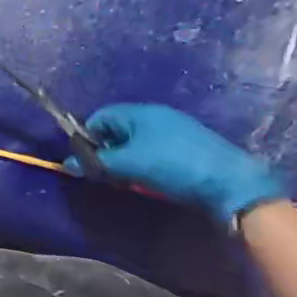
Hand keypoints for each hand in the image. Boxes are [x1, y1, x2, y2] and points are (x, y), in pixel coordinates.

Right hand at [63, 104, 281, 225]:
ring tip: (128, 180)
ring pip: (135, 143)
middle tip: (106, 174)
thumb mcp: (128, 164)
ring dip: (125, 161)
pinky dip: (145, 165)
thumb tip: (67, 164)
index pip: (100, 117)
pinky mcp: (187, 148)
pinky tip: (150, 182)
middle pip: (117, 130)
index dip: (87, 137)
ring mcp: (175, 131)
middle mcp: (157, 116)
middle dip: (107, 151)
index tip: (85, 161)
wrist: (230, 184)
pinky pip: (154, 151)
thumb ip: (96, 162)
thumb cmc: (173, 166)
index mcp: (141, 112)